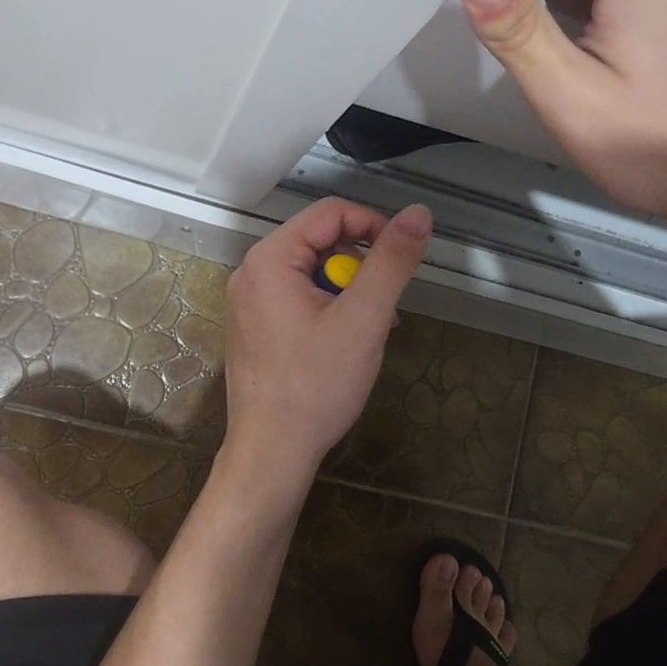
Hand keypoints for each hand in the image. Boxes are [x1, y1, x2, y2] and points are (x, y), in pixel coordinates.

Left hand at [221, 197, 431, 480]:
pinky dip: (327, 311)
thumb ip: (392, 262)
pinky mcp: (253, 328)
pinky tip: (344, 345)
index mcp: (270, 260)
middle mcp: (251, 273)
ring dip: (347, 292)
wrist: (272, 452)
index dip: (373, 225)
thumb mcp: (364, 319)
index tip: (402, 258)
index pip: (330, 213)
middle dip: (360, 268)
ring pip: (312, 273)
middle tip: (383, 308)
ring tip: (369, 332)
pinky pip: (297, 299)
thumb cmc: (316, 386)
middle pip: (319, 242)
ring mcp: (248, 302)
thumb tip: (419, 214)